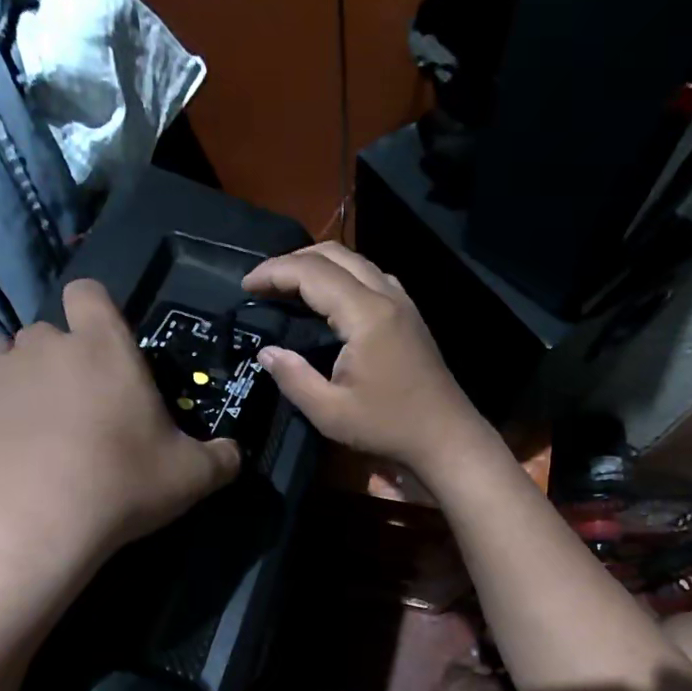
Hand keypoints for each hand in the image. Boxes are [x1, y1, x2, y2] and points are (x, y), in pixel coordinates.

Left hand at [0, 280, 240, 555]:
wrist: (28, 525)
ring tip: (31, 424)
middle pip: (48, 331)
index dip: (95, 312)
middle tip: (76, 410)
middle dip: (61, 359)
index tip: (104, 349)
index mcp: (103, 347)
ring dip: (19, 377)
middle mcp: (44, 343)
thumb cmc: (120, 487)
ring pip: (3, 354)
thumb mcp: (192, 478)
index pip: (89, 293)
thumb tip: (234, 453)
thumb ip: (222, 457)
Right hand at [244, 243, 486, 476]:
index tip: (246, 286)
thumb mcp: (330, 412)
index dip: (274, 272)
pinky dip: (342, 276)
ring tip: (289, 286)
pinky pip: (371, 276)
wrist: (445, 437)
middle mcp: (387, 296)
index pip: (312, 273)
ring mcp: (403, 302)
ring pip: (356, 261)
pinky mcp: (409, 314)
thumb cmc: (387, 426)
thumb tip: (265, 353)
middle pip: (335, 254)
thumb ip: (293, 377)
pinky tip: (328, 300)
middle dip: (293, 260)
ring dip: (318, 265)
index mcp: (366, 314)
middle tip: (264, 282)